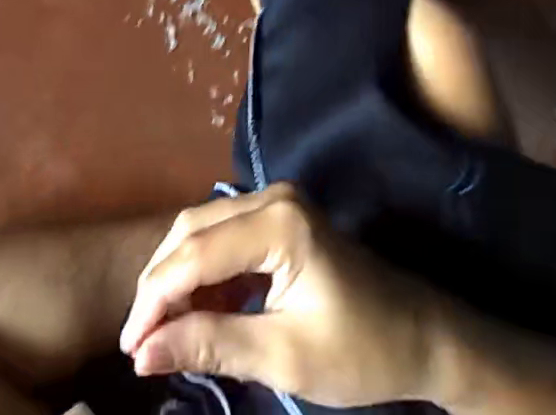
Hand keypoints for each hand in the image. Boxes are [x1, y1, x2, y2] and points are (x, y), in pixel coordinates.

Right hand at [118, 184, 458, 408]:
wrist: (425, 337)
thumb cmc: (363, 352)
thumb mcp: (285, 357)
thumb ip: (211, 345)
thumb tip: (142, 354)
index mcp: (278, 224)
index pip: (195, 255)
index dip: (155, 299)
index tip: (130, 347)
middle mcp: (270, 198)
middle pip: (192, 231)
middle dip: (160, 284)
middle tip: (140, 340)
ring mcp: (274, 203)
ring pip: (202, 231)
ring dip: (179, 279)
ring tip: (164, 331)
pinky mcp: (277, 218)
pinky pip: (223, 238)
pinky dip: (203, 275)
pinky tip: (197, 312)